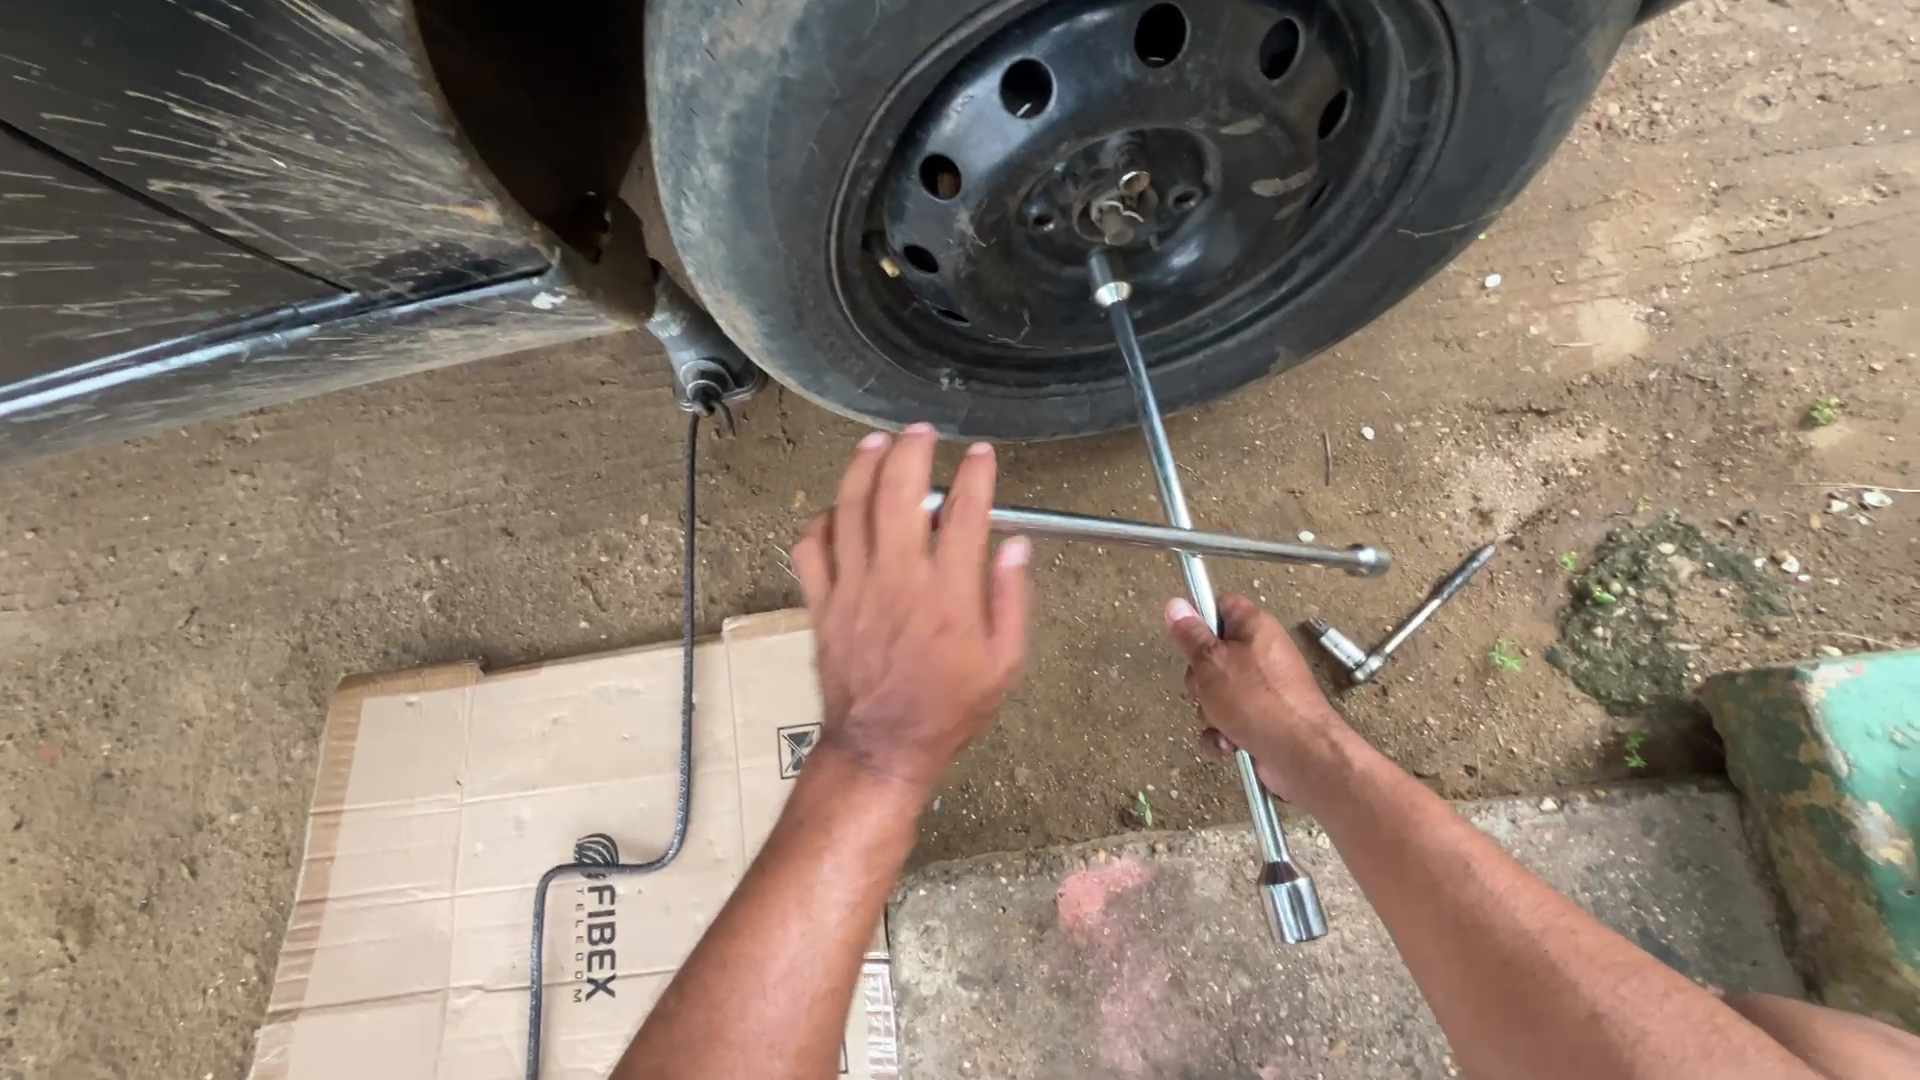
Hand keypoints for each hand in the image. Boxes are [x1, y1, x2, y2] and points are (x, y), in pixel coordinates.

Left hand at [790, 425, 1032, 795]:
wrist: (883, 746)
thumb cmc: (949, 708)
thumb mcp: (1005, 664)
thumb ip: (1011, 600)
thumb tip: (1016, 546)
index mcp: (948, 595)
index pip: (964, 515)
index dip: (976, 476)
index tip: (982, 455)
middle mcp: (898, 580)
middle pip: (899, 495)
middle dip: (911, 452)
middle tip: (921, 432)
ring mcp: (853, 589)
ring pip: (850, 510)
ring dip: (862, 468)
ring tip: (876, 443)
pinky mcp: (822, 604)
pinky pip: (810, 550)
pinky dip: (820, 521)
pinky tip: (837, 510)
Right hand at [1164, 593, 1352, 802]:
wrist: (1301, 756)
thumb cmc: (1257, 701)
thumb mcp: (1212, 662)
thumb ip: (1190, 635)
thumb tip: (1176, 605)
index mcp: (1254, 627)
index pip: (1221, 606)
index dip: (1200, 620)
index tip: (1188, 640)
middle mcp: (1261, 653)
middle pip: (1212, 654)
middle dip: (1199, 678)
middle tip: (1207, 688)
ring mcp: (1263, 688)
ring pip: (1216, 691)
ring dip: (1209, 711)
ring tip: (1222, 721)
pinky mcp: (1263, 718)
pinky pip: (1228, 719)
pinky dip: (1222, 733)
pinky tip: (1227, 742)